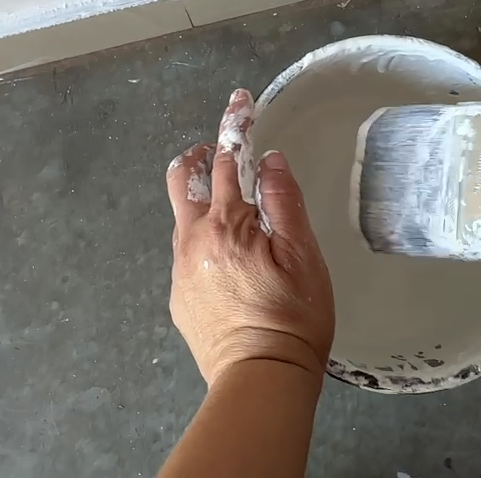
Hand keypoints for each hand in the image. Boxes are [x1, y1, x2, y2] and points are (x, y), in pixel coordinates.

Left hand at [165, 88, 334, 385]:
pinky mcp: (178, 295)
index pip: (227, 159)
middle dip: (200, 156)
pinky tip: (228, 258)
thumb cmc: (292, 316)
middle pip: (182, 177)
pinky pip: (185, 249)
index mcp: (227, 223)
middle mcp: (193, 239)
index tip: (240, 101)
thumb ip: (284, 201)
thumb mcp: (303, 255)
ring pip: (181, 214)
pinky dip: (202, 235)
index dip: (235, 126)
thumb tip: (271, 159)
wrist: (260, 380)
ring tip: (231, 209)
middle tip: (222, 155)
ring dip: (200, 197)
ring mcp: (181, 268)